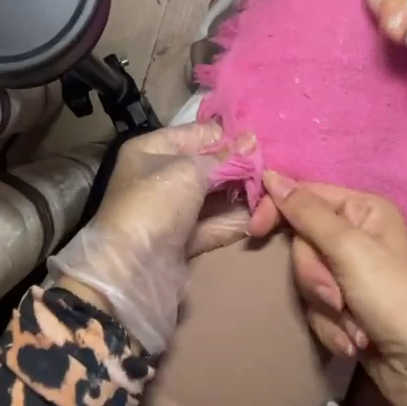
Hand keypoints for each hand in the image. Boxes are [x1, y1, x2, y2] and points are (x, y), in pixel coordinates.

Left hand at [48, 123, 251, 351]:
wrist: (132, 272)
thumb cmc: (156, 204)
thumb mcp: (190, 171)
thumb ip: (223, 158)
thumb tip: (252, 141)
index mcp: (150, 150)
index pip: (195, 134)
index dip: (227, 136)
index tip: (261, 139)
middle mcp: (158, 176)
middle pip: (206, 166)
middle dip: (237, 166)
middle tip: (273, 165)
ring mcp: (170, 211)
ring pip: (212, 197)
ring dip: (240, 194)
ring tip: (274, 188)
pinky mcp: (182, 242)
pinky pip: (213, 224)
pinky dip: (235, 220)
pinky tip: (265, 215)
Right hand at [252, 172, 406, 405]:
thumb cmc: (395, 298)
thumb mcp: (349, 249)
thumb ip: (307, 212)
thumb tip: (271, 174)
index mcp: (364, 209)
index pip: (305, 195)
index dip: (277, 210)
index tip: (255, 232)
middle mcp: (358, 235)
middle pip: (303, 242)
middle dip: (315, 277)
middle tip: (335, 297)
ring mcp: (353, 273)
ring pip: (307, 278)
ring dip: (325, 307)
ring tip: (353, 326)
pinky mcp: (349, 307)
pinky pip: (317, 307)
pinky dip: (331, 326)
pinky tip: (354, 341)